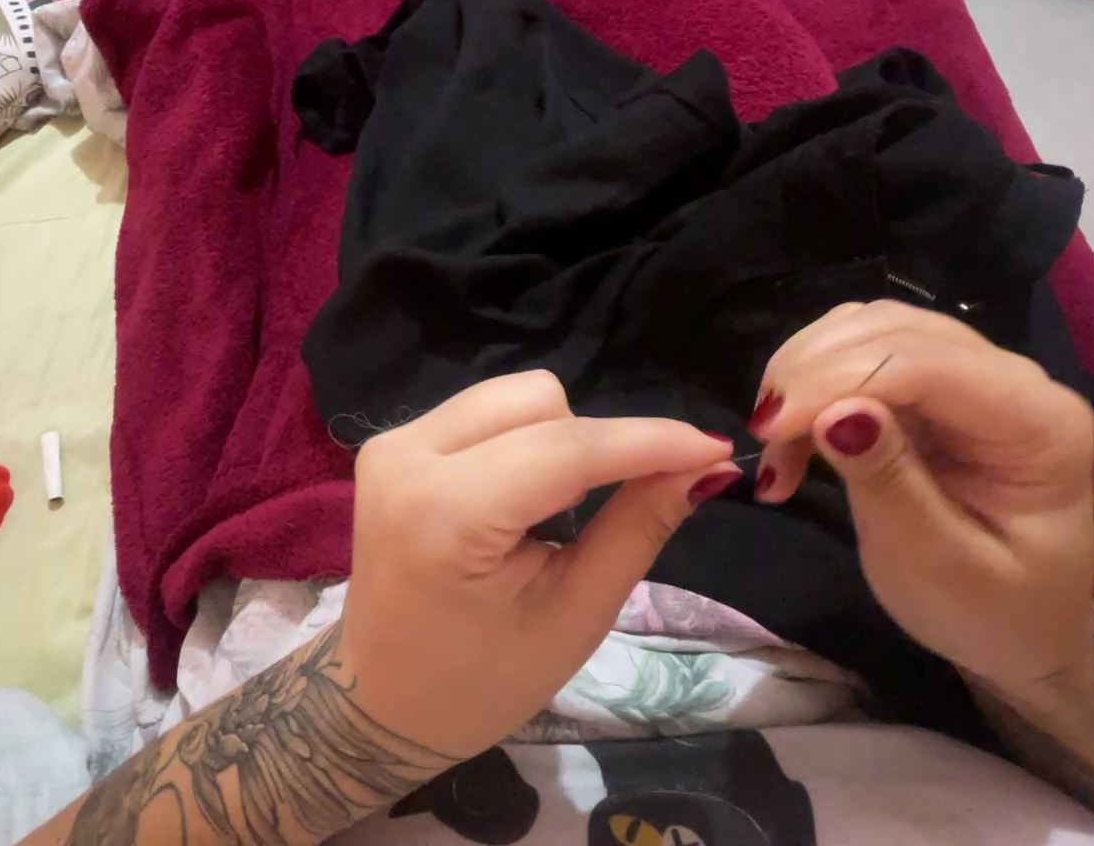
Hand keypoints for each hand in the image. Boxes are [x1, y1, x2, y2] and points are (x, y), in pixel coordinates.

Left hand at [339, 370, 739, 757]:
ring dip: (558, 437)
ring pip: (513, 395)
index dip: (647, 442)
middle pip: (538, 399)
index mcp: (442, 514)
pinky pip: (485, 409)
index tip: (715, 449)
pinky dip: (524, 439)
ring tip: (551, 511)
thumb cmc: (478, 681)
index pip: (565, 449)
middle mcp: (407, 456)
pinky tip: (517, 498)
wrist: (378, 698)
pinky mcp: (394, 440)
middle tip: (608, 505)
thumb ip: (636, 528)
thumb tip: (702, 467)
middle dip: (593, 443)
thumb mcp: (573, 617)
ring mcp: (393, 441)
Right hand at [749, 300, 1093, 689]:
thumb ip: (890, 485)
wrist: (1010, 633)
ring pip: (866, 328)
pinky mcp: (926, 385)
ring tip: (774, 439)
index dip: (838, 378)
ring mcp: (967, 375)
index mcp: (1039, 424)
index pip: (928, 363)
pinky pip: (854, 352)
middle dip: (812, 370)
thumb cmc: (985, 612)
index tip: (770, 428)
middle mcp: (1009, 379)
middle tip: (762, 434)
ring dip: (803, 372)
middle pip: (893, 330)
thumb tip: (832, 412)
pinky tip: (791, 433)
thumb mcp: (938, 566)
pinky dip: (808, 383)